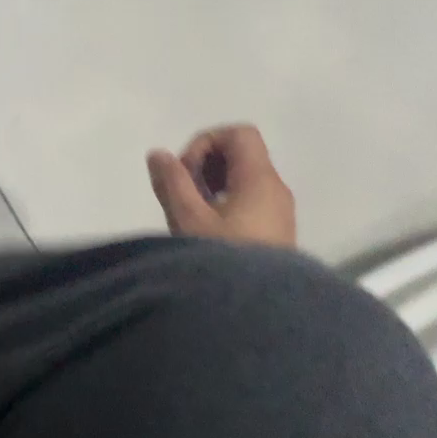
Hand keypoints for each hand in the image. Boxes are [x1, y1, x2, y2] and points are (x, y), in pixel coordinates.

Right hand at [146, 124, 296, 247]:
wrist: (261, 303)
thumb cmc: (222, 255)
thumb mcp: (187, 218)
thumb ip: (171, 181)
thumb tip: (158, 153)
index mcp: (259, 178)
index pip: (238, 134)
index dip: (205, 142)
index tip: (184, 170)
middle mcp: (275, 186)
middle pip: (241, 152)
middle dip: (204, 163)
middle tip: (182, 191)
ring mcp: (278, 207)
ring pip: (243, 175)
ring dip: (211, 182)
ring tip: (190, 210)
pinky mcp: (274, 225)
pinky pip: (248, 195)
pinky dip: (223, 199)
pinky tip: (205, 225)